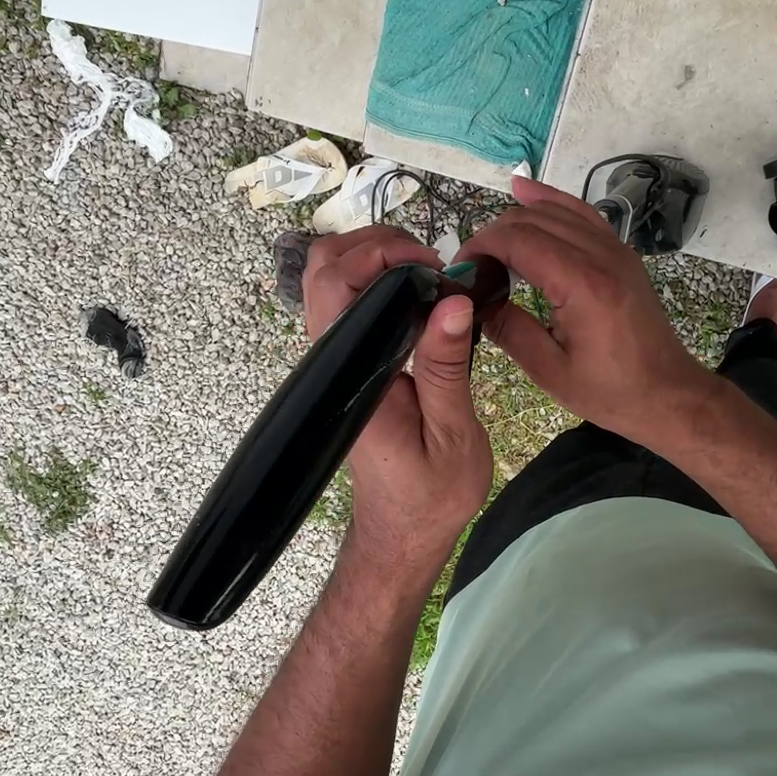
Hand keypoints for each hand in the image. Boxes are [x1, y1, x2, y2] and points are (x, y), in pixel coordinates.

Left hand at [302, 226, 494, 570]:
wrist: (404, 531)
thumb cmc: (430, 495)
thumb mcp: (452, 434)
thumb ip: (446, 368)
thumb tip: (453, 300)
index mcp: (353, 378)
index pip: (337, 290)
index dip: (379, 257)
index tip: (434, 265)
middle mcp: (333, 362)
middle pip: (323, 270)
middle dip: (373, 245)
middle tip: (431, 261)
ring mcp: (337, 363)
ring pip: (332, 282)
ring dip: (375, 258)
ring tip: (429, 272)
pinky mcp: (351, 366)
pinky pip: (351, 305)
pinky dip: (379, 280)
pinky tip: (420, 292)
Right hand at [457, 178, 717, 447]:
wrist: (668, 393)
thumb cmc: (611, 391)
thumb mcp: (550, 371)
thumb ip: (509, 330)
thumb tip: (473, 301)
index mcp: (582, 285)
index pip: (518, 240)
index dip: (481, 246)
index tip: (460, 268)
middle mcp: (601, 256)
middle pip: (534, 219)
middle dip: (494, 234)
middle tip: (472, 267)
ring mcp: (616, 250)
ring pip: (557, 210)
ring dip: (518, 219)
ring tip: (488, 243)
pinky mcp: (621, 254)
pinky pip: (582, 214)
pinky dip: (552, 202)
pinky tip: (526, 192)